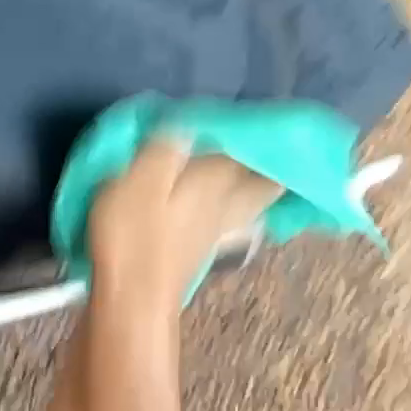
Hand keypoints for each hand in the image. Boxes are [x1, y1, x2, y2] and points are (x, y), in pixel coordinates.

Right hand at [87, 137, 281, 315]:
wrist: (136, 295)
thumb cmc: (131, 234)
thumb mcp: (135, 183)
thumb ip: (162, 151)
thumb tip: (187, 124)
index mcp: (211, 183)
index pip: (242, 151)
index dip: (252, 131)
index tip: (261, 115)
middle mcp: (226, 203)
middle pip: (262, 179)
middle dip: (274, 161)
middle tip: (279, 144)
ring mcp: (220, 228)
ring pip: (255, 200)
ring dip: (264, 183)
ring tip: (267, 170)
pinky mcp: (206, 245)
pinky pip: (239, 216)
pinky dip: (245, 204)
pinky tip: (239, 205)